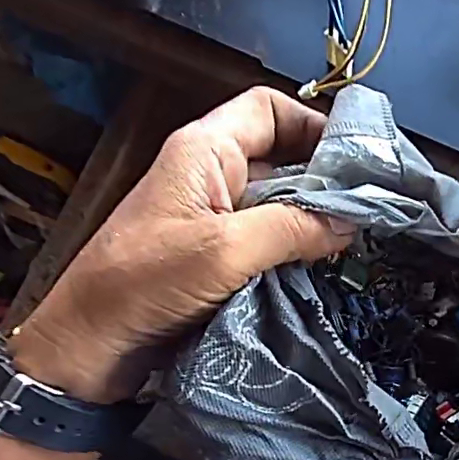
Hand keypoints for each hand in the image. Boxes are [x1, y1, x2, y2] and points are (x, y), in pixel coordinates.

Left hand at [10, 88, 355, 403]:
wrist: (89, 349)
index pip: (269, 110)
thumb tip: (351, 221)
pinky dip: (299, 250)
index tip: (357, 158)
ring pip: (281, 204)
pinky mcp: (219, 259)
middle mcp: (212, 178)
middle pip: (283, 158)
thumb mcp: (224, 249)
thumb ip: (293, 228)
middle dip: (326, 179)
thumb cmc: (141, 285)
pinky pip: (271, 243)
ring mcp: (216, 221)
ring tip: (355, 239)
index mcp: (204, 152)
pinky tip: (325, 267)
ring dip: (316, 220)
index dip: (314, 123)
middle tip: (369, 207)